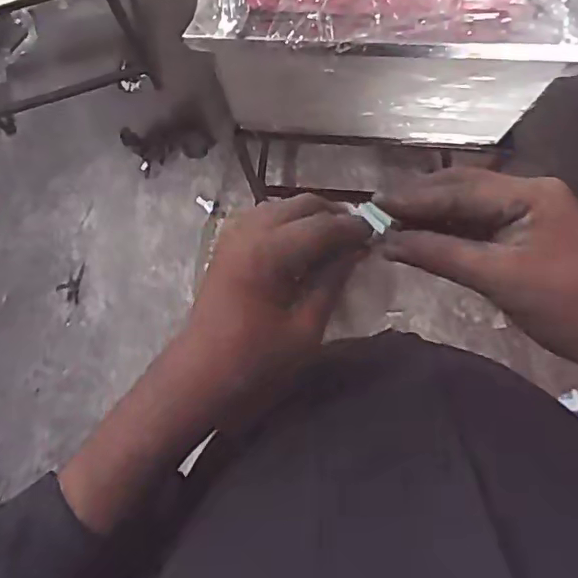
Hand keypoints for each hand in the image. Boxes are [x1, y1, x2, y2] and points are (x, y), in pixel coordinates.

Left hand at [60, 194, 368, 533]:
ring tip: (334, 239)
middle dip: (333, 215)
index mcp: (269, 251)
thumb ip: (331, 282)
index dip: (353, 228)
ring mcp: (234, 233)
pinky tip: (302, 243)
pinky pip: (263, 216)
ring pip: (281, 205)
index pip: (322, 224)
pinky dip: (287, 220)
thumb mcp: (305, 329)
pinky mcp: (227, 242)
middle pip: (301, 204)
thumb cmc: (255, 361)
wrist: (200, 372)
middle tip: (358, 236)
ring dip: (309, 215)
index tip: (377, 235)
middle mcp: (249, 230)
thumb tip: (355, 251)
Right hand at [375, 168, 577, 367]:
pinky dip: (449, 227)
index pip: (459, 190)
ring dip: (431, 213)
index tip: (374, 204)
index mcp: (530, 193)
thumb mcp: (497, 279)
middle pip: (461, 187)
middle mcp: (529, 190)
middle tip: (378, 211)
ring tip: (392, 223)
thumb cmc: (565, 308)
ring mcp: (529, 209)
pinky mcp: (526, 230)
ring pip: (467, 202)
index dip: (413, 198)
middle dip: (419, 200)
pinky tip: (422, 234)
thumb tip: (386, 242)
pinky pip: (478, 220)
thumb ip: (440, 254)